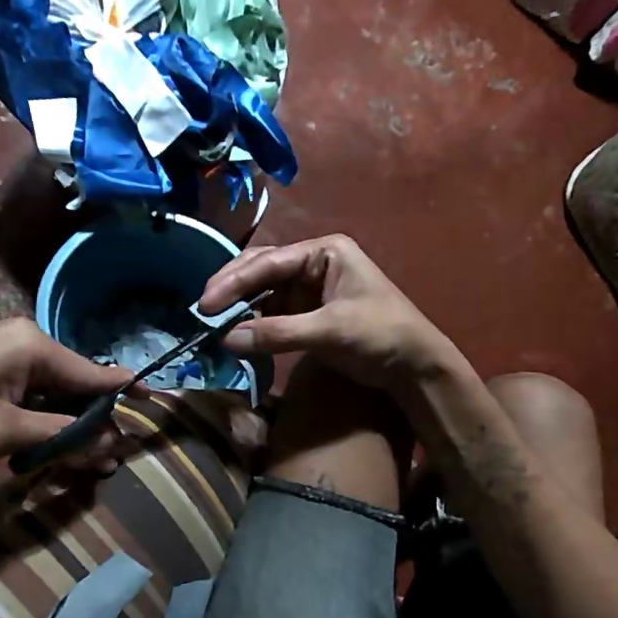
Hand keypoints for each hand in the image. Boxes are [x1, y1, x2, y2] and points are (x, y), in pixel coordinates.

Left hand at [0, 319, 128, 474]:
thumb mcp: (2, 431)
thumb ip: (62, 435)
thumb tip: (111, 442)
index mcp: (32, 344)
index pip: (96, 375)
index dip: (126, 402)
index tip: (151, 424)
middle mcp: (20, 341)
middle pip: (74, 385)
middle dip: (94, 424)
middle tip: (109, 464)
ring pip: (50, 393)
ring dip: (66, 427)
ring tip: (83, 465)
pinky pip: (24, 394)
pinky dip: (38, 421)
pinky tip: (44, 449)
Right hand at [197, 235, 458, 391]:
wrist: (415, 366)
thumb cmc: (382, 334)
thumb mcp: (330, 331)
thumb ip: (278, 334)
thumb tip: (226, 340)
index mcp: (324, 251)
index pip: (269, 262)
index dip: (234, 282)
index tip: (206, 303)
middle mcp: (315, 264)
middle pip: (262, 272)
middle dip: (233, 291)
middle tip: (203, 312)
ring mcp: (312, 290)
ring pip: (265, 295)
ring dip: (242, 311)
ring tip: (215, 327)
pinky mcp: (311, 315)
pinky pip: (275, 316)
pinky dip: (256, 327)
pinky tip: (238, 338)